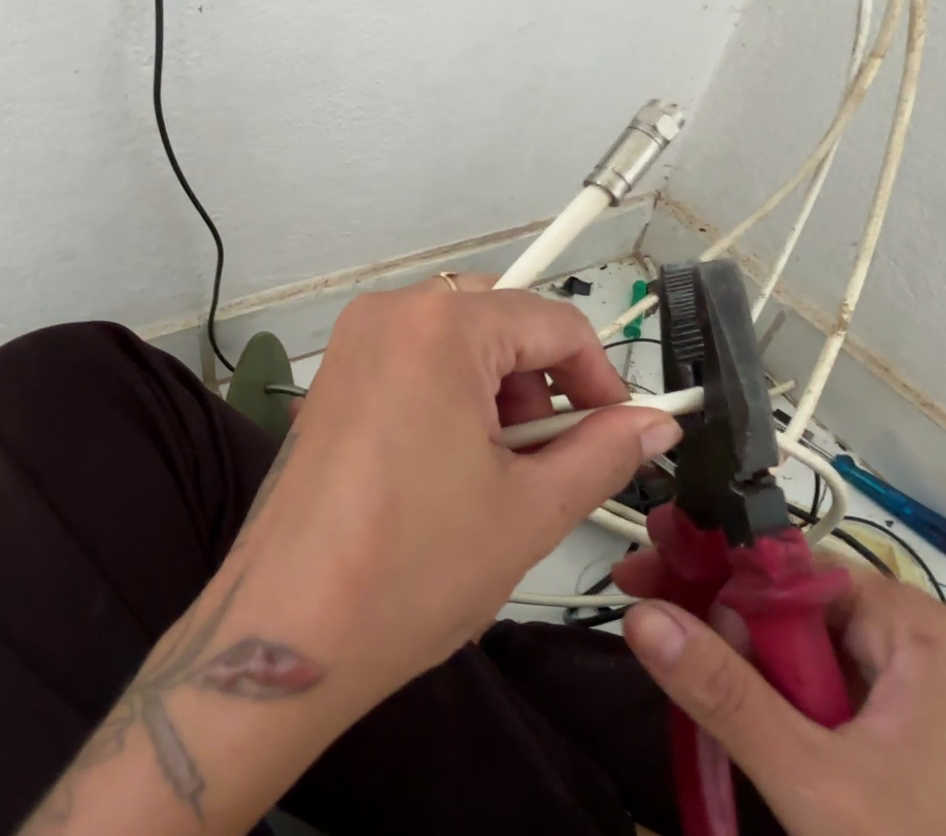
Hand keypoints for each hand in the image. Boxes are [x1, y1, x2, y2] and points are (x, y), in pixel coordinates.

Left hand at [235, 274, 682, 696]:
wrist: (290, 632)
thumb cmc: (415, 568)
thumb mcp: (530, 509)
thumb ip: (603, 452)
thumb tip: (655, 424)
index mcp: (438, 327)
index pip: (553, 322)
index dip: (600, 377)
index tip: (618, 433)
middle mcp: (385, 314)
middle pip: (500, 323)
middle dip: (539, 386)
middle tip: (547, 461)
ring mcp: (348, 347)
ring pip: (456, 345)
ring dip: (495, 397)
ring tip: (495, 477)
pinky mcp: (329, 384)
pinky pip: (412, 367)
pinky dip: (449, 402)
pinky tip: (448, 472)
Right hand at [614, 556, 945, 834]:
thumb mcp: (817, 783)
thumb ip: (726, 696)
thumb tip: (639, 615)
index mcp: (913, 627)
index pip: (787, 563)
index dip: (706, 563)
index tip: (637, 574)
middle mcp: (920, 641)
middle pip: (793, 602)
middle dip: (714, 611)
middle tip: (641, 618)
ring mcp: (922, 689)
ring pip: (806, 648)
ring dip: (740, 659)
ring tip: (679, 671)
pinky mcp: (917, 732)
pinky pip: (828, 690)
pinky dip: (776, 696)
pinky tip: (738, 714)